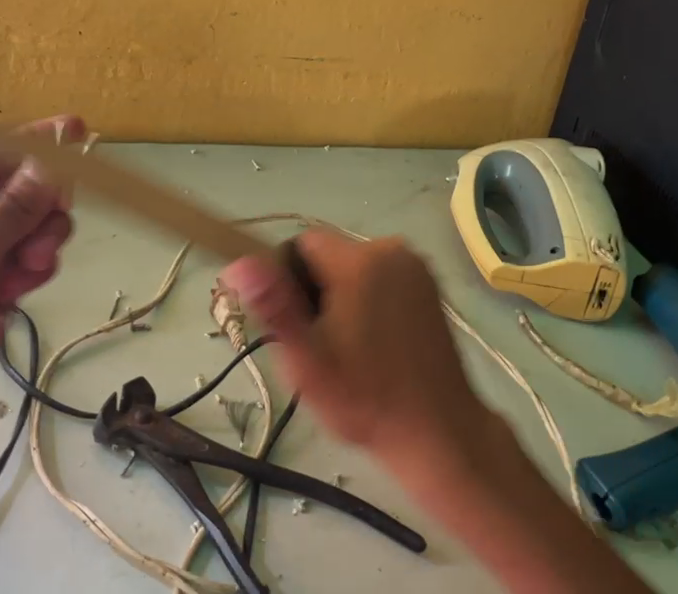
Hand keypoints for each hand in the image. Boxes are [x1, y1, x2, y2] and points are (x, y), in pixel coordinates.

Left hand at [0, 114, 82, 463]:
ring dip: (41, 241)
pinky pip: (30, 256)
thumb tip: (51, 164)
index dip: (35, 142)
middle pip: (16, 188)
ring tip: (29, 273)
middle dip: (40, 206)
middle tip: (49, 232)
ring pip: (30, 224)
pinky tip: (22, 292)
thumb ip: (11, 209)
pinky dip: (36, 267)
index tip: (80, 131)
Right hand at [221, 226, 493, 472]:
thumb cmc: (366, 399)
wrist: (438, 432)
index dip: (287, 280)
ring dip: (341, 296)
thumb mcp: (308, 361)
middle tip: (320, 344)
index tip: (295, 324)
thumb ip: (274, 308)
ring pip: (353, 267)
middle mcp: (392, 250)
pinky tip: (374, 343)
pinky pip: (381, 277)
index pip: (302, 244)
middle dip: (315, 291)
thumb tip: (238, 264)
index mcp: (360, 261)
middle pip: (328, 255)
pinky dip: (369, 299)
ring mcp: (416, 267)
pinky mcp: (430, 285)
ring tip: (348, 348)